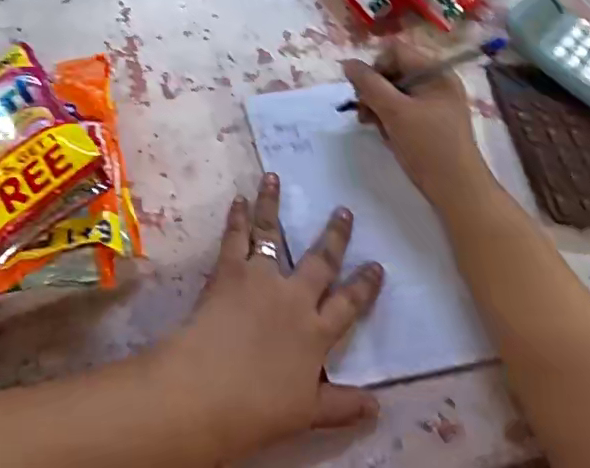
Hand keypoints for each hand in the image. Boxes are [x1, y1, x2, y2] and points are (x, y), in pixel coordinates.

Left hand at [149, 174, 383, 462]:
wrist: (210, 387)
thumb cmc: (259, 407)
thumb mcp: (308, 413)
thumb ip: (342, 404)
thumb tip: (379, 405)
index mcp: (316, 332)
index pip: (348, 304)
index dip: (364, 285)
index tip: (377, 264)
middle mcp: (294, 297)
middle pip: (319, 260)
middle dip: (334, 235)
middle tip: (344, 210)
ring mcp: (261, 278)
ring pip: (272, 234)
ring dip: (273, 203)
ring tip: (274, 177)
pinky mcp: (230, 270)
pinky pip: (236, 238)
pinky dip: (237, 216)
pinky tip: (239, 199)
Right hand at [342, 43, 487, 205]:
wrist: (457, 191)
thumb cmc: (428, 146)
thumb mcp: (394, 111)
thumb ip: (368, 83)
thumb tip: (347, 63)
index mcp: (436, 73)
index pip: (395, 52)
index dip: (375, 66)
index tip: (365, 91)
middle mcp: (436, 82)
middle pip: (392, 70)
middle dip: (373, 89)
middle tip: (363, 111)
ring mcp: (433, 103)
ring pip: (393, 91)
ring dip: (376, 105)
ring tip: (370, 124)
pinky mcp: (428, 121)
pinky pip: (401, 108)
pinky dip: (387, 117)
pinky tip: (383, 132)